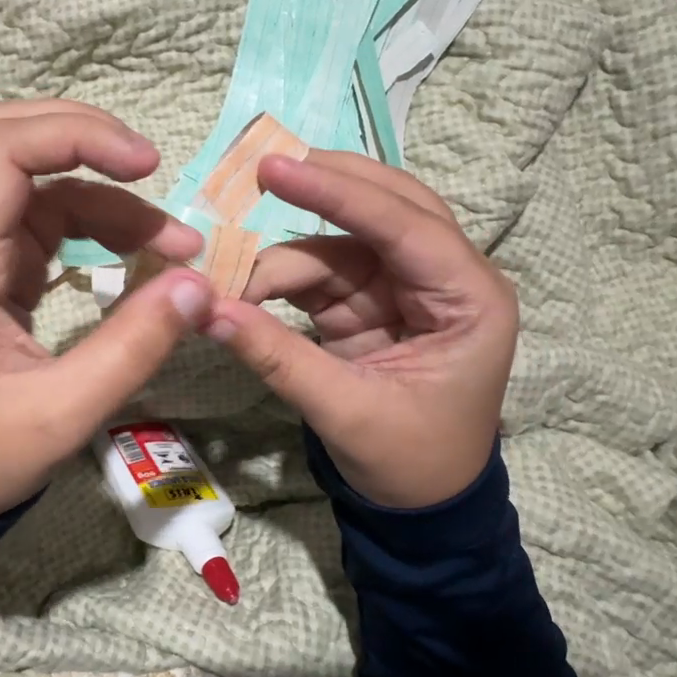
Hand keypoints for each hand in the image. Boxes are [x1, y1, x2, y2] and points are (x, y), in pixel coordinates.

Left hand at [0, 100, 216, 518]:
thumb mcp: (59, 414)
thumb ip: (130, 348)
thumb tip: (199, 285)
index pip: (2, 151)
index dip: (75, 135)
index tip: (147, 164)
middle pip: (10, 139)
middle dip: (85, 138)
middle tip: (152, 167)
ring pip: (41, 180)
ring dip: (110, 196)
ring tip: (177, 246)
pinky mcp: (2, 268)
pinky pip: (52, 219)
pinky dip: (102, 224)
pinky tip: (143, 255)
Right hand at [205, 152, 518, 508]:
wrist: (419, 507)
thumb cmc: (409, 462)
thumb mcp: (347, 413)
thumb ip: (277, 357)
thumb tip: (206, 310)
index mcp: (470, 298)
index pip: (406, 224)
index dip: (338, 194)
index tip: (277, 169)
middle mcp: (442, 276)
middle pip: (385, 205)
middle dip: (322, 188)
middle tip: (256, 172)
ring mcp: (400, 286)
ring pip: (336, 240)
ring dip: (279, 255)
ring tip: (224, 276)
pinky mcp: (364, 301)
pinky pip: (316, 271)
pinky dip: (274, 276)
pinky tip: (239, 286)